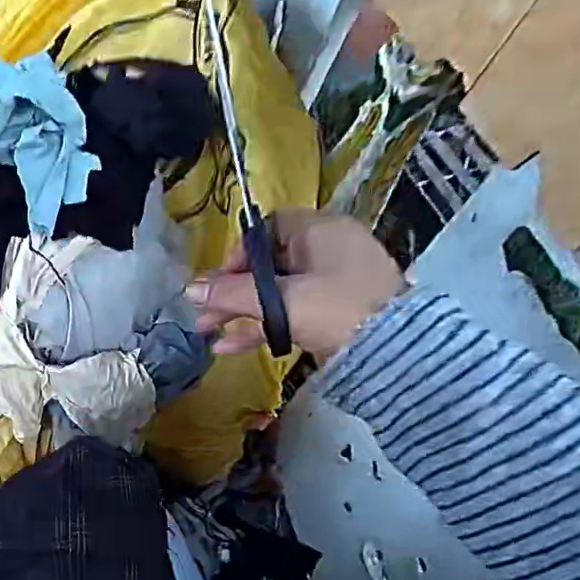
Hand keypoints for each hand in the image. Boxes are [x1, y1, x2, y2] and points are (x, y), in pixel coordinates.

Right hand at [185, 209, 405, 360]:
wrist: (390, 351)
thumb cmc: (336, 310)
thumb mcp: (281, 299)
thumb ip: (233, 294)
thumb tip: (189, 290)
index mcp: (320, 231)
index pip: (268, 229)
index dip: (239, 252)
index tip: (220, 279)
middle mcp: (324, 252)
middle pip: (266, 266)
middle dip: (231, 290)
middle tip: (203, 313)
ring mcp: (328, 286)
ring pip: (274, 294)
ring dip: (240, 312)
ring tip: (207, 332)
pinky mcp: (328, 316)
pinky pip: (287, 315)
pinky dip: (260, 328)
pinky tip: (228, 347)